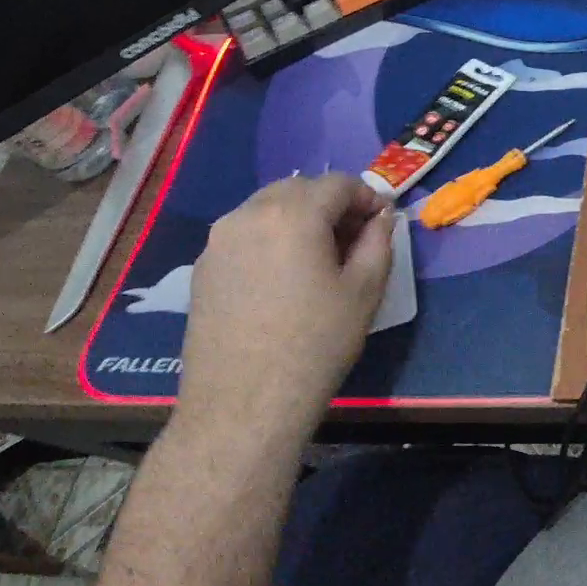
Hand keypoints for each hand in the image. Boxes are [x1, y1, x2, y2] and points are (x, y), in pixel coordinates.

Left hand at [179, 174, 395, 440]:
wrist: (245, 402)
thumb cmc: (317, 342)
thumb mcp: (365, 289)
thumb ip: (378, 241)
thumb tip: (380, 219)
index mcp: (293, 214)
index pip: (339, 183)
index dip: (368, 197)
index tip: (383, 223)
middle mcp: (248, 215)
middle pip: (299, 188)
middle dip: (332, 203)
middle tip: (356, 237)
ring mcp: (218, 241)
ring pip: (268, 207)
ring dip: (301, 218)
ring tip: (322, 256)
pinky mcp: (203, 268)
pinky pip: (246, 233)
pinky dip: (273, 237)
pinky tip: (288, 275)